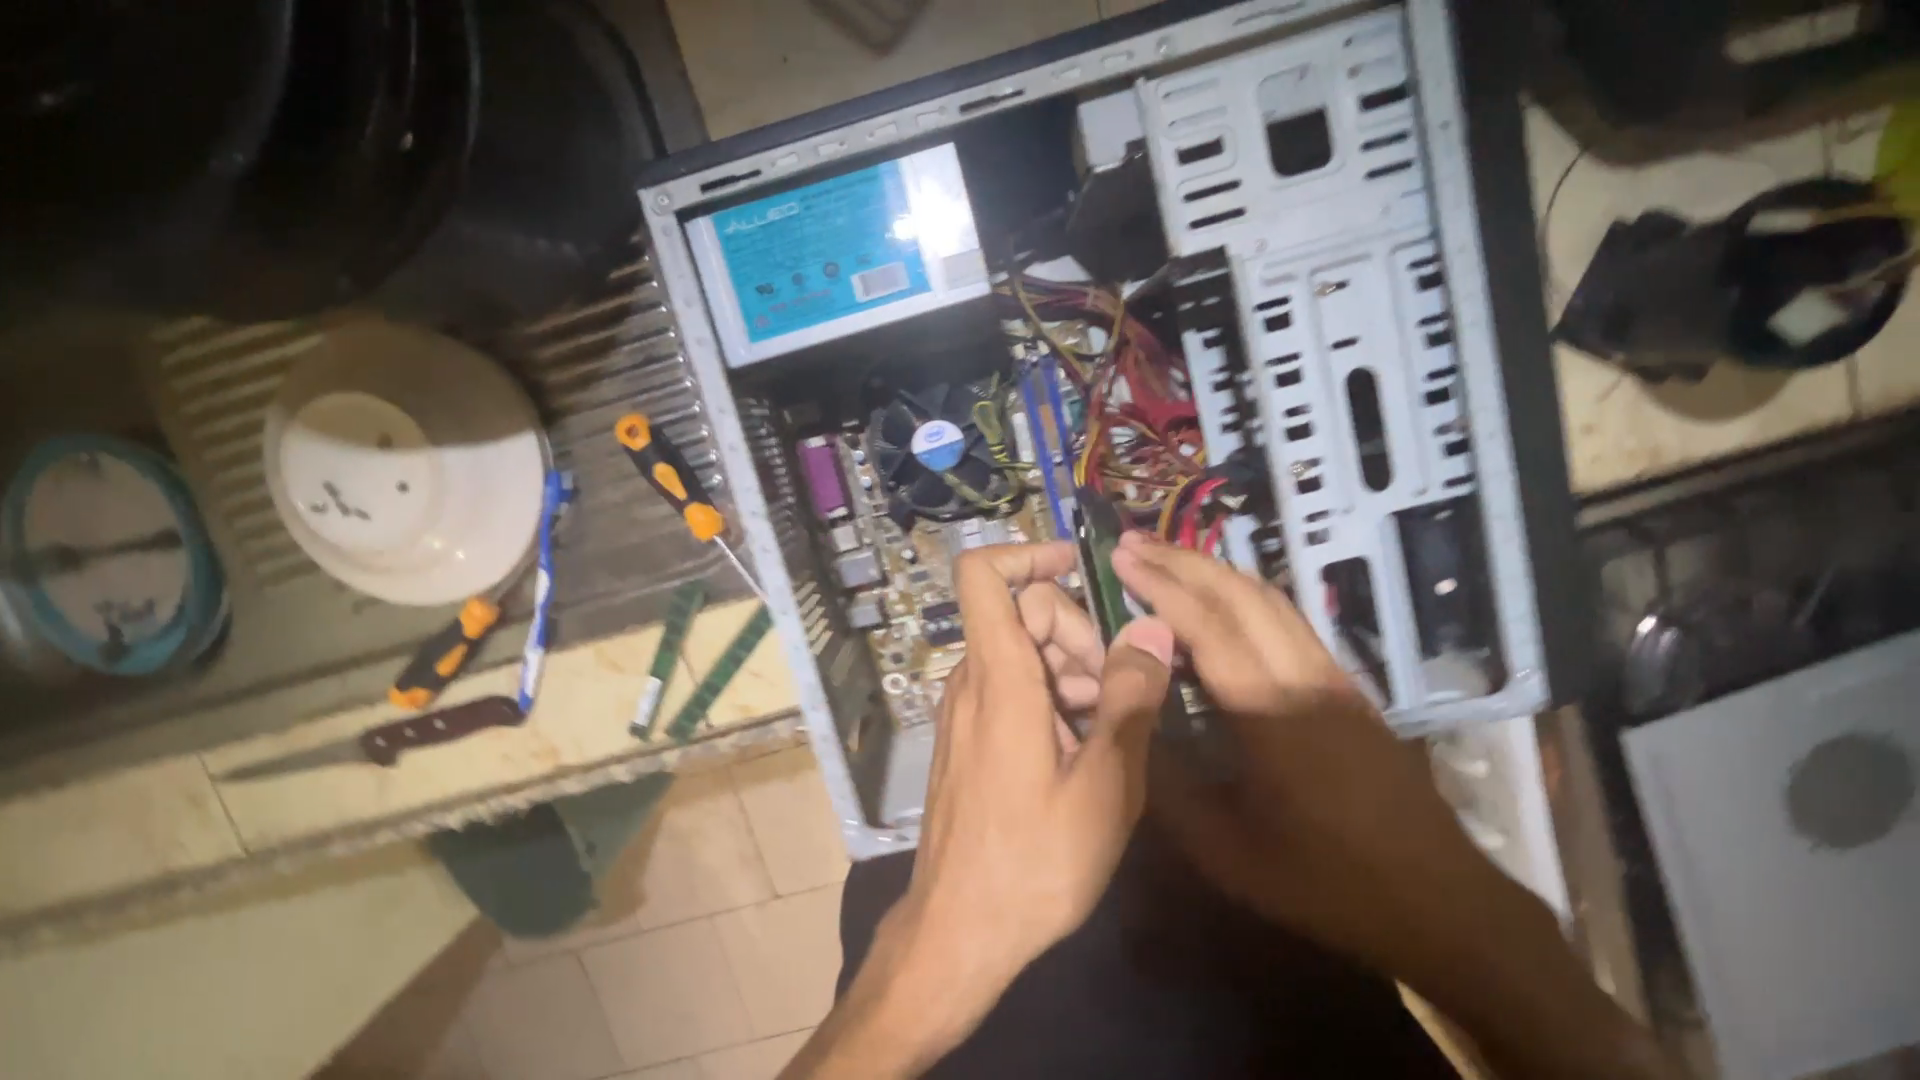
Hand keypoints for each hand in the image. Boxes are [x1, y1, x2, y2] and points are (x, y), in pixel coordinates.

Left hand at [863, 542, 1174, 1052]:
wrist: (959, 931)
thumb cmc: (1035, 861)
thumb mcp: (1104, 783)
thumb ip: (1129, 700)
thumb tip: (1151, 630)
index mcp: (999, 679)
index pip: (983, 575)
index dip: (1028, 554)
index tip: (1079, 568)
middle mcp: (971, 683)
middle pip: (1023, 614)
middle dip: (1077, 637)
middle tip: (1114, 700)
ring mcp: (965, 713)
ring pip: (1021, 655)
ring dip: (1070, 675)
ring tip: (1104, 739)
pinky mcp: (968, 741)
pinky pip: (1009, 692)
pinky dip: (1049, 702)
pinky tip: (1079, 756)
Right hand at [1111, 534, 1679, 1079]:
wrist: (1437, 899)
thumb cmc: (1322, 881)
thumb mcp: (1226, 851)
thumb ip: (1167, 787)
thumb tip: (1121, 728)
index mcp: (1272, 714)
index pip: (1209, 627)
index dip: (1161, 586)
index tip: (1120, 556)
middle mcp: (1305, 678)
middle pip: (1242, 595)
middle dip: (1183, 561)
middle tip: (1132, 541)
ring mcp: (1332, 677)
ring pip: (1271, 600)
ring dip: (1216, 571)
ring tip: (1167, 558)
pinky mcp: (1346, 687)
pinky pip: (1288, 620)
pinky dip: (1243, 594)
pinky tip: (1220, 599)